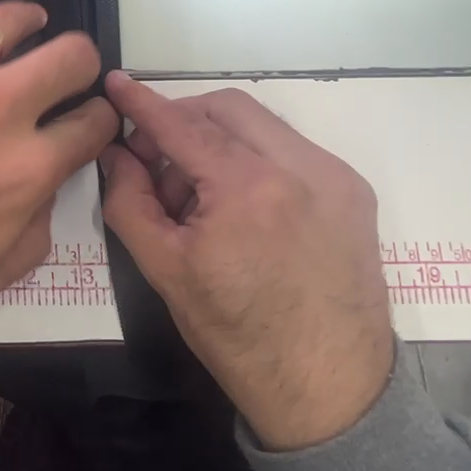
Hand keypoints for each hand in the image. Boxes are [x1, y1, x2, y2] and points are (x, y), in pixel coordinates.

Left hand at [0, 0, 118, 322]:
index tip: (88, 121)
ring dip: (29, 22)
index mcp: (27, 166)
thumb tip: (46, 187)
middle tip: (65, 74)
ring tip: (28, 24)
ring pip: (10, 17)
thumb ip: (35, 229)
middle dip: (80, 65)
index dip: (100, 122)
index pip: (93, 124)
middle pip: (72, 55)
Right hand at [100, 72, 393, 449]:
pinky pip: (290, 150)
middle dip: (182, 119)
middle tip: (154, 160)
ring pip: (260, 124)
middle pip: (226, 107)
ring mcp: (336, 177)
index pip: (183, 125)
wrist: (328, 388)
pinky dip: (252, 159)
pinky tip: (238, 205)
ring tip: (198, 195)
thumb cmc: (235, 333)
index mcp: (249, 188)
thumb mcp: (163, 268)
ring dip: (217, 140)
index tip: (115, 81)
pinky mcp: (355, 193)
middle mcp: (301, 168)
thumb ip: (129, 199)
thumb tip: (116, 153)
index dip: (142, 102)